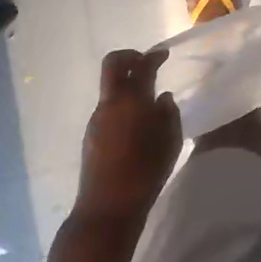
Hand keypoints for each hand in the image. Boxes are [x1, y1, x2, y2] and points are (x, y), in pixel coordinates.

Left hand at [76, 49, 181, 223]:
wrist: (107, 207)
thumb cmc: (145, 173)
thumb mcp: (170, 142)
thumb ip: (169, 114)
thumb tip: (162, 98)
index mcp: (132, 100)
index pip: (142, 66)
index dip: (154, 56)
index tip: (163, 54)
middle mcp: (110, 103)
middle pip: (112, 64)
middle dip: (129, 57)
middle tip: (145, 63)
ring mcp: (96, 118)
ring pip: (110, 88)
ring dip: (125, 84)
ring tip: (146, 103)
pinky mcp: (91, 134)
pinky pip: (107, 107)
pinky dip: (121, 104)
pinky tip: (135, 125)